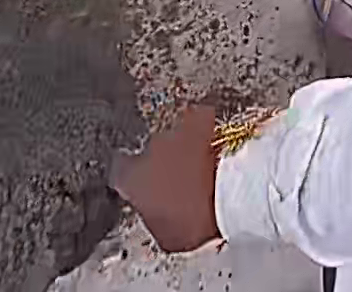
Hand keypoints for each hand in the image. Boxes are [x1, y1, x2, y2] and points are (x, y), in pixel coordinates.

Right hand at [109, 105, 220, 251]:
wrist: (232, 187)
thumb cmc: (199, 218)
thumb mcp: (168, 236)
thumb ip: (151, 217)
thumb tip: (152, 209)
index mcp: (135, 178)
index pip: (119, 171)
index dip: (127, 175)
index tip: (138, 181)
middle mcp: (149, 147)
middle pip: (149, 151)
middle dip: (161, 160)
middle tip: (179, 176)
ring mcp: (175, 127)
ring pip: (173, 135)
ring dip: (182, 145)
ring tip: (201, 162)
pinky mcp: (199, 114)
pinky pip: (195, 120)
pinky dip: (202, 129)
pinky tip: (214, 146)